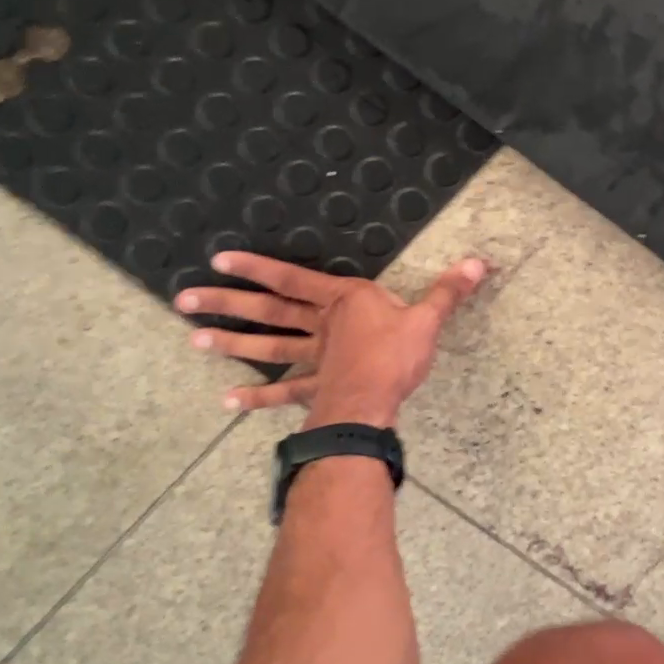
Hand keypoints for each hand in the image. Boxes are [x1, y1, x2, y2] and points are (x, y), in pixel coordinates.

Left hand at [176, 251, 488, 428]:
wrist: (373, 404)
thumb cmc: (396, 356)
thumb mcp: (428, 319)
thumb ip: (449, 291)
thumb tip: (480, 262)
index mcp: (344, 301)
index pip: (294, 278)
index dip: (257, 267)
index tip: (218, 259)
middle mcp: (320, 326)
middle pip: (268, 311)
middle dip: (227, 303)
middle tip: (183, 300)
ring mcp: (312, 359)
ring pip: (267, 346)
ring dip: (231, 343)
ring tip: (193, 340)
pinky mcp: (314, 389)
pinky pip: (282, 392)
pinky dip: (255, 397)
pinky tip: (227, 400)